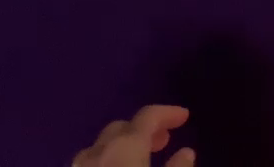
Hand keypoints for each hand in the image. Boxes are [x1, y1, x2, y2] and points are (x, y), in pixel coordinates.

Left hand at [72, 105, 194, 166]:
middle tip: (162, 140)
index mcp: (126, 145)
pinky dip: (102, 162)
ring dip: (119, 146)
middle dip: (141, 128)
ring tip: (135, 158)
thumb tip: (186, 152)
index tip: (184, 117)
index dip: (168, 112)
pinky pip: (86, 165)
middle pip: (120, 128)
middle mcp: (99, 152)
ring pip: (97, 149)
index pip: (148, 115)